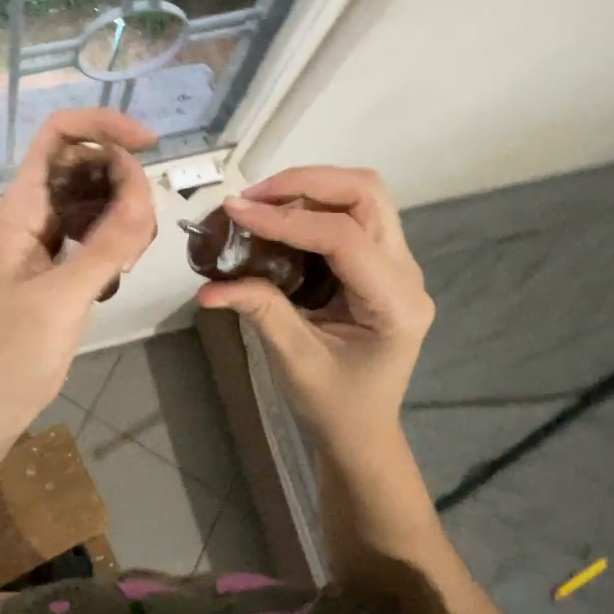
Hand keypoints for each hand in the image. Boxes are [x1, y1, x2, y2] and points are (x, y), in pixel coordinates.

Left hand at [0, 109, 158, 435]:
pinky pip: (98, 230)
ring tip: (136, 250)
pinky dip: (121, 235)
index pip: (58, 135)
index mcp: (21, 207)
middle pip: (85, 161)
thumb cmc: (12, 352)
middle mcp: (34, 212)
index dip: (101, 125)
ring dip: (126, 207)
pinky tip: (128, 263)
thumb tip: (144, 192)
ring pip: (96, 195)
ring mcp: (48, 238)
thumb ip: (105, 245)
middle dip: (123, 175)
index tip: (148, 144)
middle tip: (143, 225)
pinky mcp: (63, 264)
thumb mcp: (61, 298)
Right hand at [196, 167, 433, 434]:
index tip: (236, 213)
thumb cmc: (334, 404)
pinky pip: (351, 213)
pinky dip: (311, 204)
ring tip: (258, 204)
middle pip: (366, 193)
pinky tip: (274, 218)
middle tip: (251, 198)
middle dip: (305, 183)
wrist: (361, 430)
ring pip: (362, 195)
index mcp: (395, 303)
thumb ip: (259, 310)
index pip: (345, 237)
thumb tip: (207, 287)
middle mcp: (406, 272)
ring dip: (308, 187)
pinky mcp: (378, 261)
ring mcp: (397, 263)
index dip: (288, 218)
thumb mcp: (294, 360)